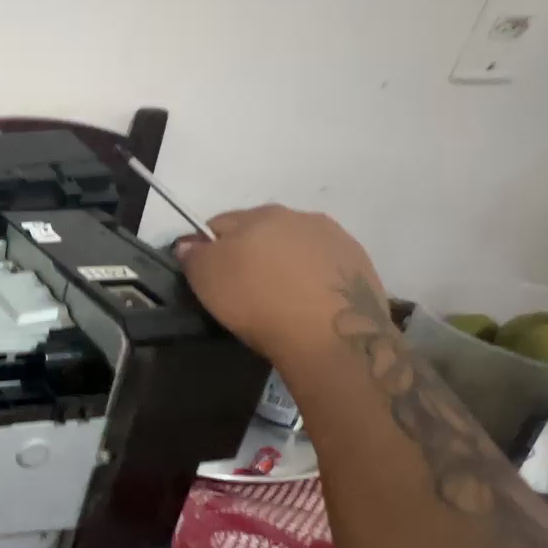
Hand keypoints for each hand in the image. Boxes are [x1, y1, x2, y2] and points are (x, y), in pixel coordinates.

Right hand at [173, 205, 383, 364]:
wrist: (329, 332)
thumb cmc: (256, 302)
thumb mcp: (206, 281)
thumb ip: (193, 255)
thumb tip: (190, 244)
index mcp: (256, 216)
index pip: (218, 224)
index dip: (207, 249)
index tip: (207, 275)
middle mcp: (296, 215)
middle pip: (259, 230)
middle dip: (247, 251)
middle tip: (240, 285)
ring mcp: (332, 235)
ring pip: (292, 244)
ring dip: (281, 260)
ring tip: (276, 293)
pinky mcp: (357, 259)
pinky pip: (321, 261)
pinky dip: (308, 274)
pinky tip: (303, 299)